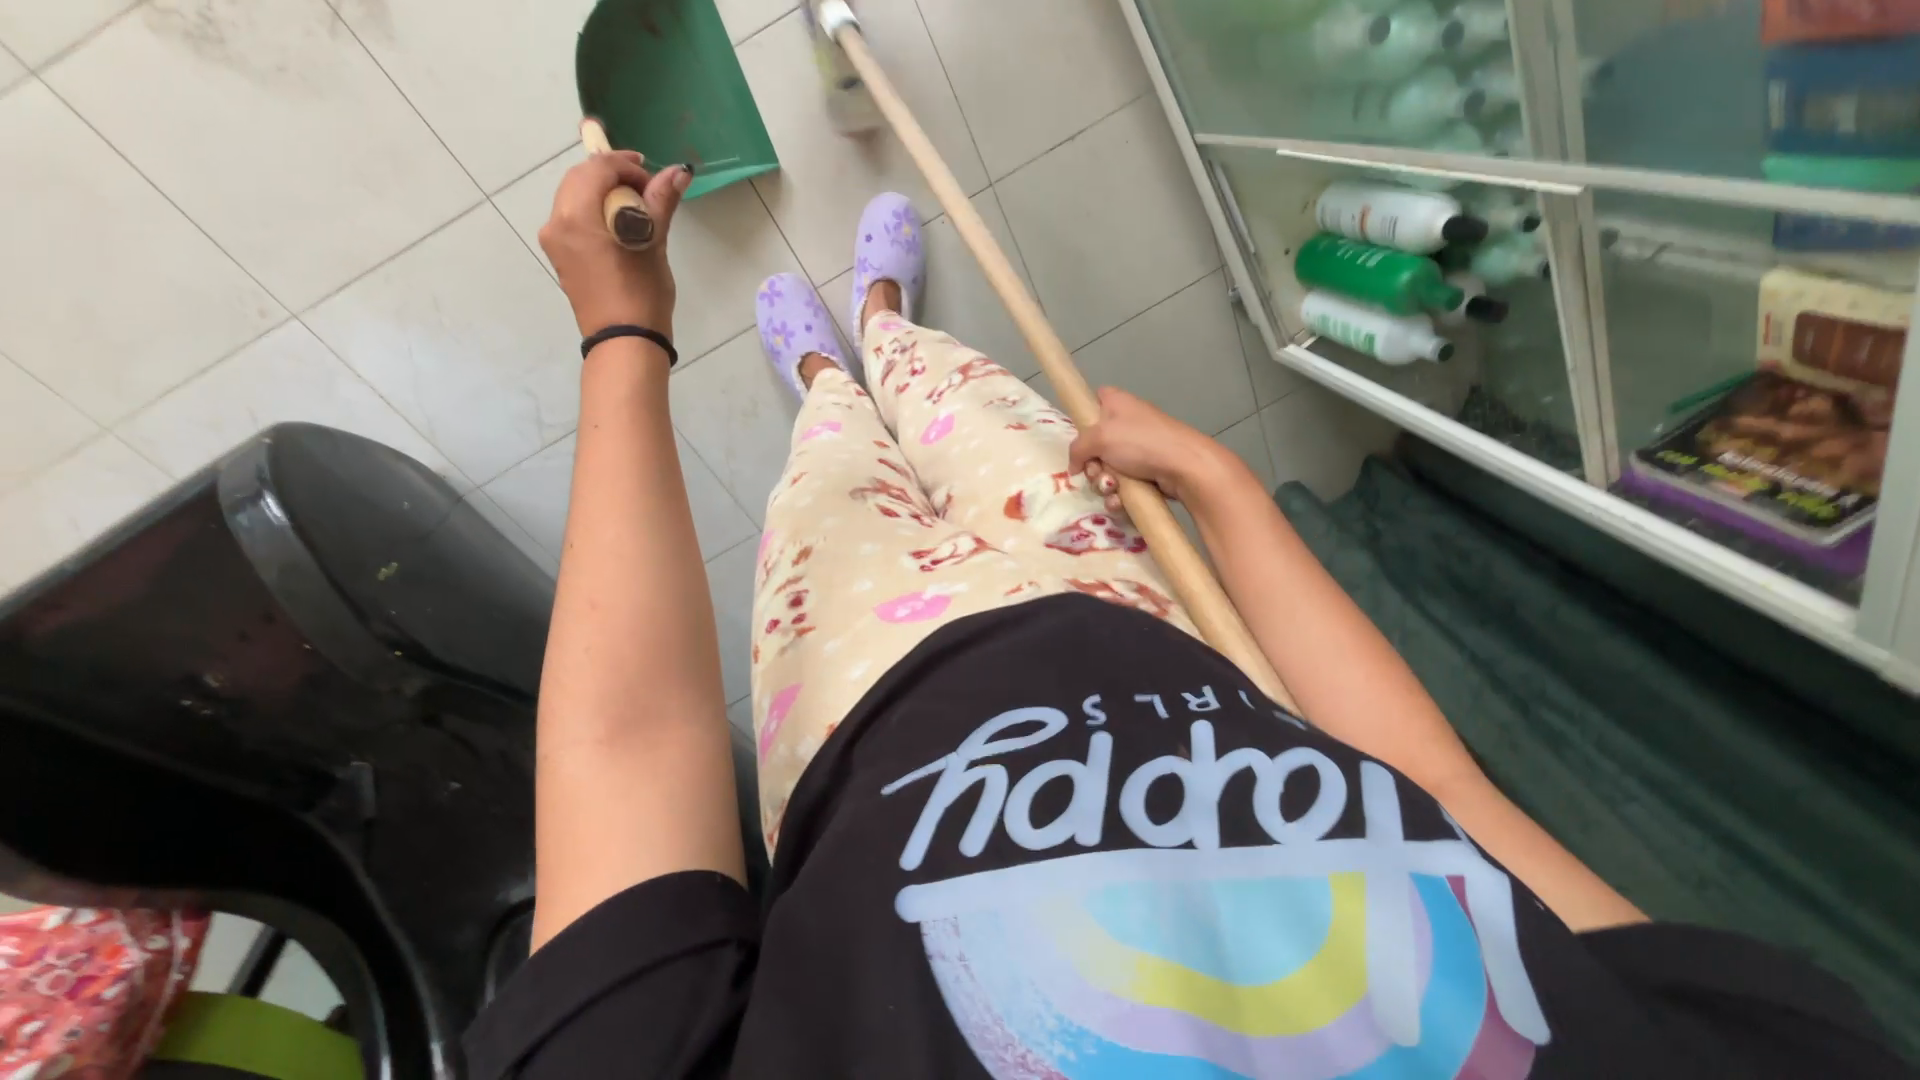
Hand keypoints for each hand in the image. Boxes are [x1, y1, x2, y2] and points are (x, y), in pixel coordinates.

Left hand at [539, 146, 692, 336]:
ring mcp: (555, 242)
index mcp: (576, 217)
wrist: (625, 342)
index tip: (652, 177)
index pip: (597, 169)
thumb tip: (679, 171)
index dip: (626, 166)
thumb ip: (661, 203)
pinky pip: (573, 219)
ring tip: (636, 208)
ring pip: (574, 197)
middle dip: (612, 175)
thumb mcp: (653, 245)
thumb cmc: (641, 295)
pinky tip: (620, 226)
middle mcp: (556, 223)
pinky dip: (594, 212)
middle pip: (580, 179)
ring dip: (603, 192)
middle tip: (645, 189)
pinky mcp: (561, 257)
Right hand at [1068, 386, 1236, 512]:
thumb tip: (1074, 467)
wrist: (1184, 466)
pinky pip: (1121, 485)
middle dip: (1092, 464)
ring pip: (1106, 469)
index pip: (1093, 402)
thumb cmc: (1140, 441)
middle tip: (1098, 470)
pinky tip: (1120, 501)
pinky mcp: (1146, 471)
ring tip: (1114, 488)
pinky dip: (1118, 495)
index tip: (1081, 437)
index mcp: (1117, 403)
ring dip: (1104, 483)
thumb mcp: (1099, 437)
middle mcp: (1126, 423)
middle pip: (1094, 445)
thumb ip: (1077, 448)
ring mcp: (1138, 449)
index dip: (1084, 419)